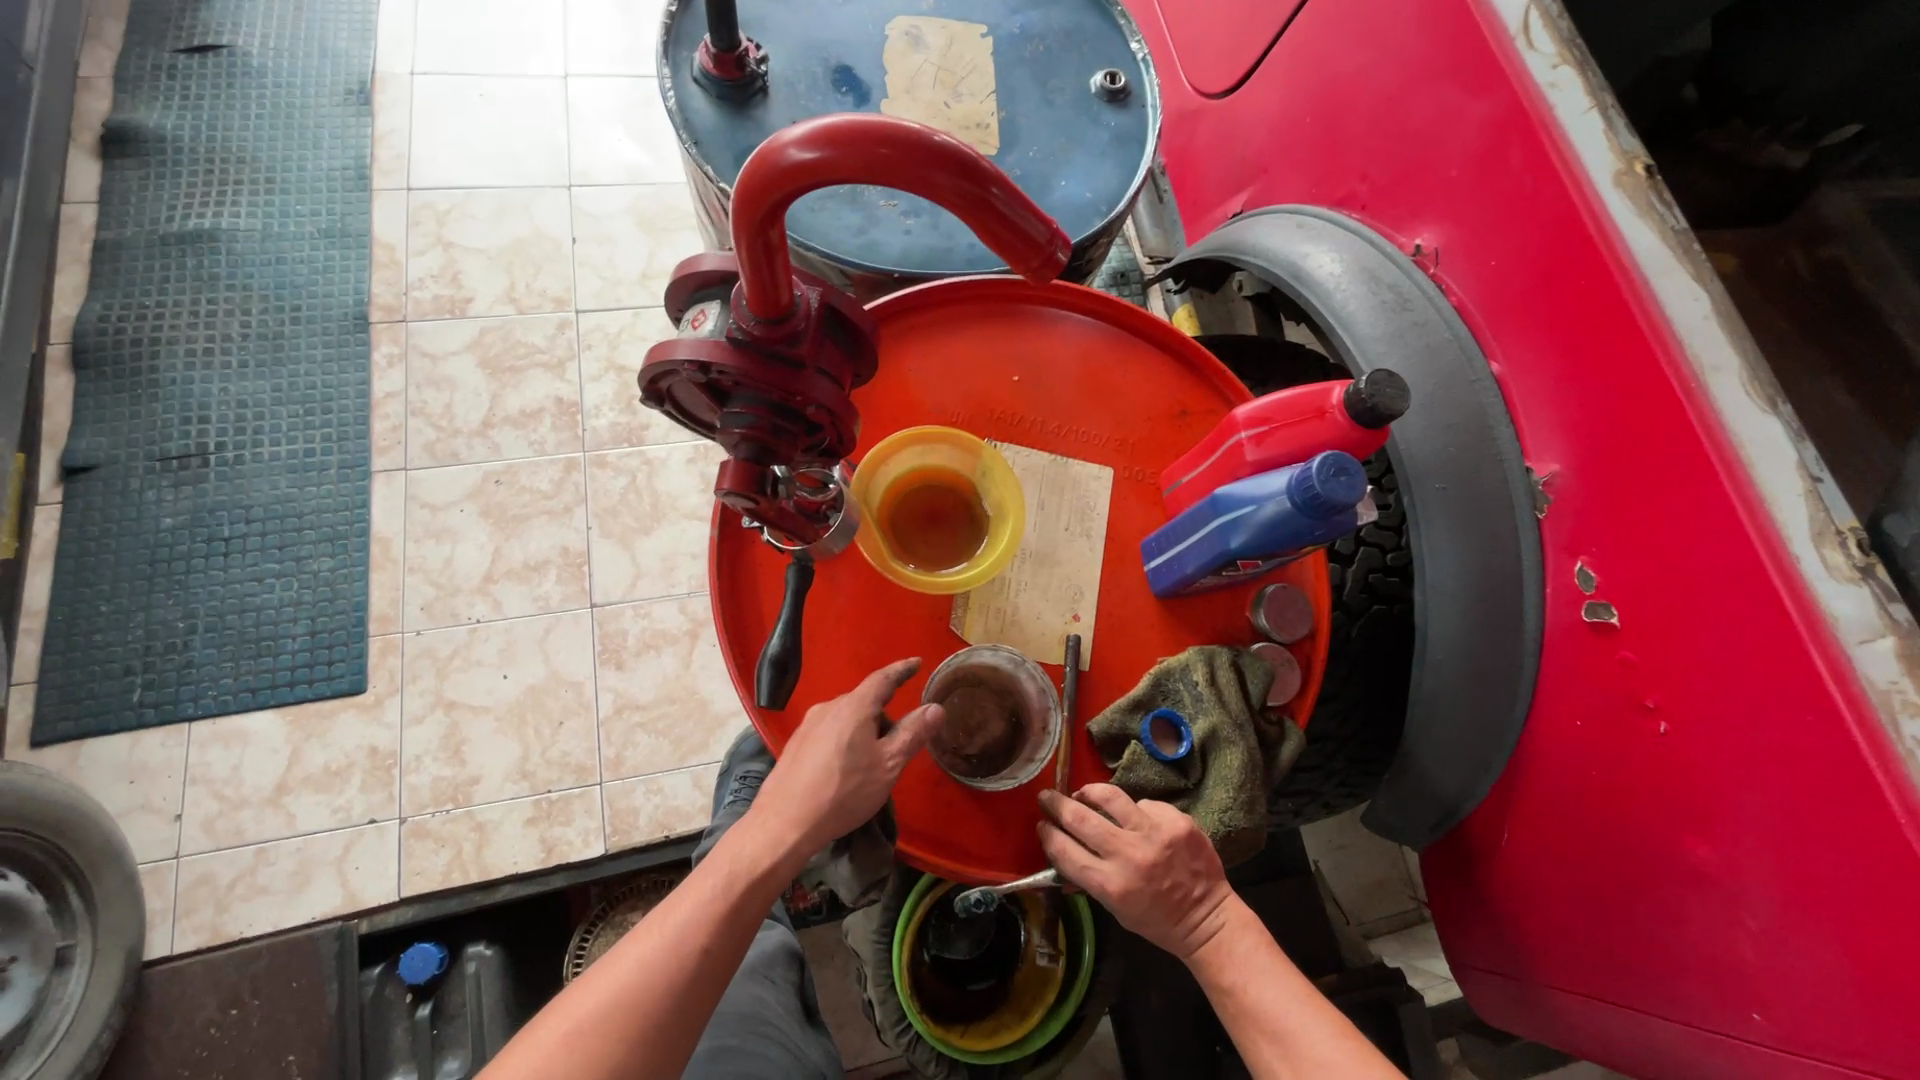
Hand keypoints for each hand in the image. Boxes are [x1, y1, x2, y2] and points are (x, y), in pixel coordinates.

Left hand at [752, 658, 945, 854]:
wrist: (784, 823)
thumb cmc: (843, 793)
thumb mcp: (887, 766)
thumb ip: (912, 734)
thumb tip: (935, 707)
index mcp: (853, 707)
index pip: (883, 679)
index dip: (902, 670)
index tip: (917, 663)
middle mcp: (828, 708)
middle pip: (865, 702)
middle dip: (884, 716)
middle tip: (897, 747)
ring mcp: (808, 725)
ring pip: (847, 718)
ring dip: (864, 731)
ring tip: (871, 765)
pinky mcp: (796, 744)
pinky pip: (830, 732)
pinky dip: (846, 741)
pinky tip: (845, 771)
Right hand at [1038, 784, 1235, 959]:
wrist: (1207, 919)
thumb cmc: (1155, 919)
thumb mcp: (1115, 909)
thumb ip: (1088, 879)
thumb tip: (1061, 852)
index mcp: (1110, 884)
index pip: (1065, 851)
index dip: (1048, 834)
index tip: (1041, 824)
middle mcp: (1129, 856)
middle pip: (1080, 819)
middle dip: (1057, 804)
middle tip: (1046, 797)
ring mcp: (1155, 834)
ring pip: (1110, 797)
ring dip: (1090, 792)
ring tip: (1083, 793)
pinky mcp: (1176, 821)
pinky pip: (1144, 804)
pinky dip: (1135, 809)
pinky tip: (1135, 818)